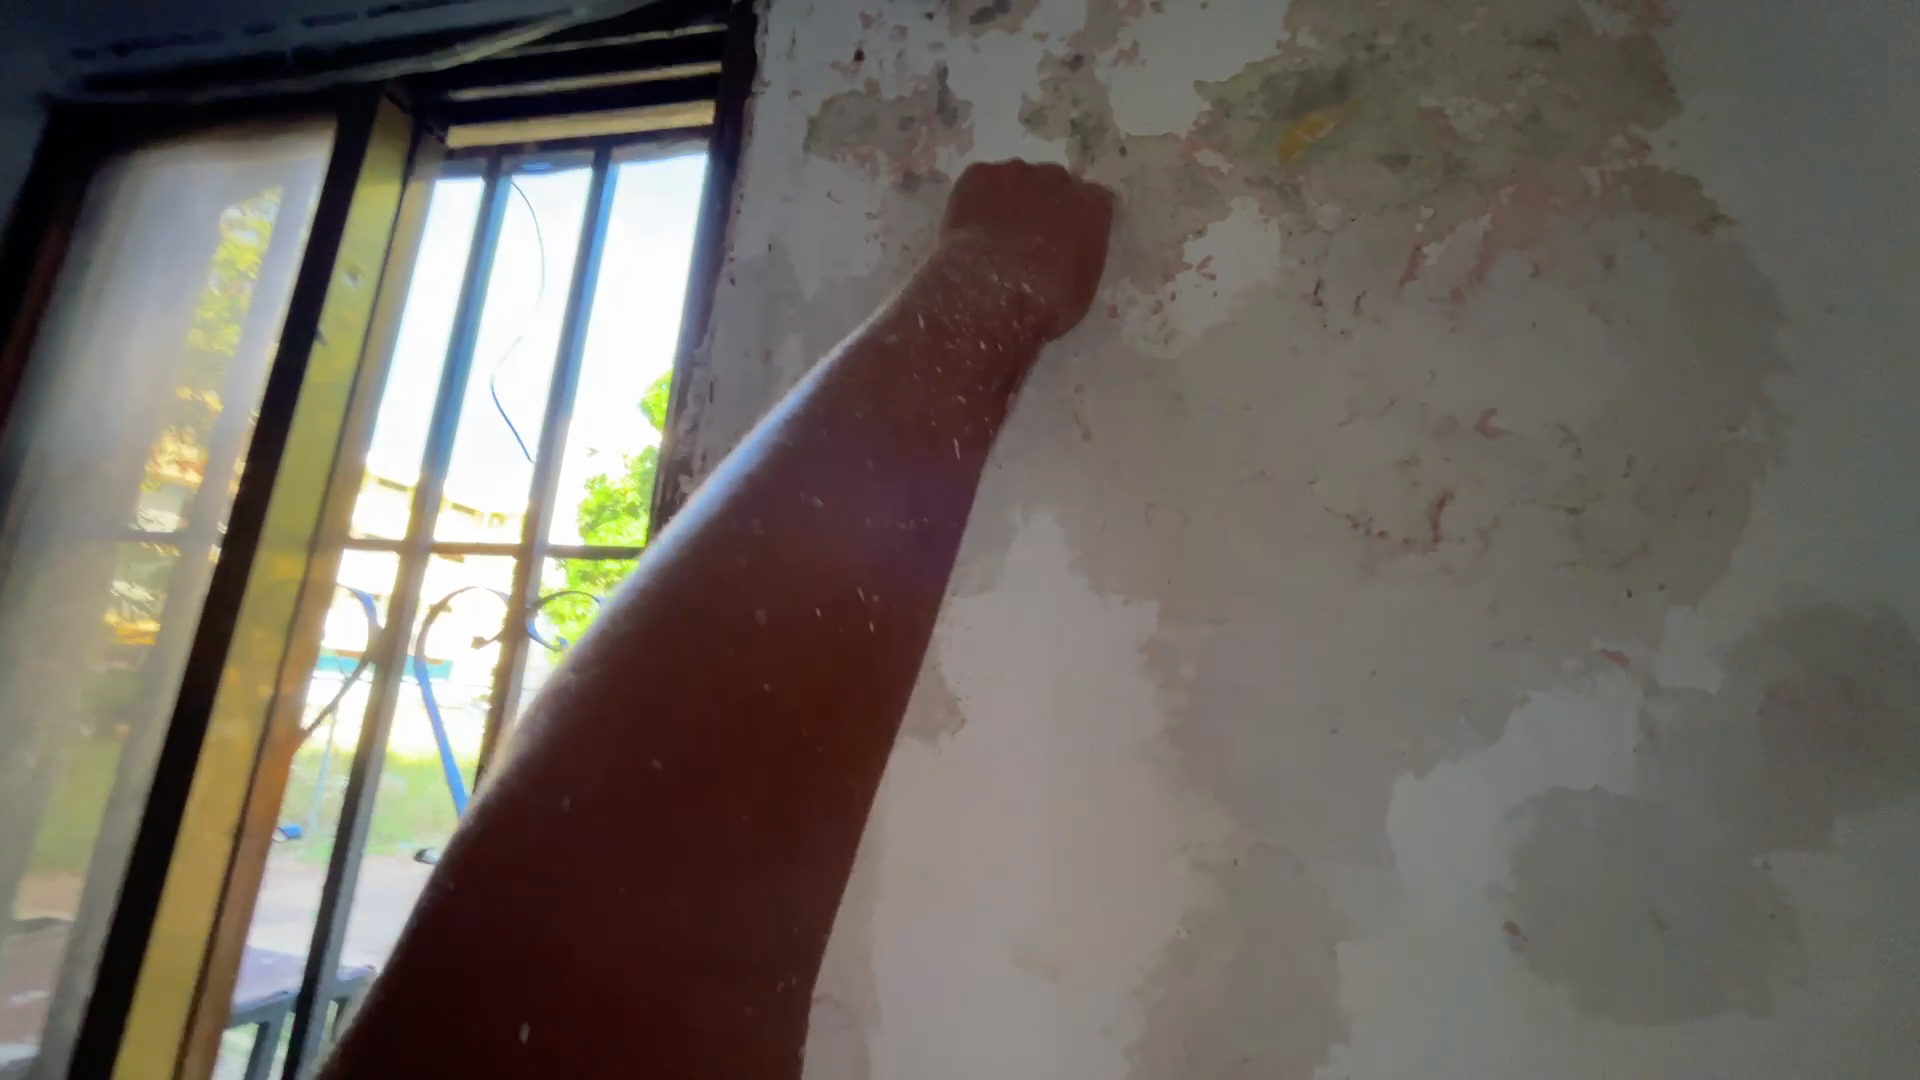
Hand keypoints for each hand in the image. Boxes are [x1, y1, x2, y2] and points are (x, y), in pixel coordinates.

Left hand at [938, 160, 1114, 341]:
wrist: (993, 297)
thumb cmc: (1046, 305)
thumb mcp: (1082, 289)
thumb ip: (1083, 256)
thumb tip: (1071, 250)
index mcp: (1092, 206)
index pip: (1093, 201)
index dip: (1076, 220)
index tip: (1065, 239)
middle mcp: (1058, 179)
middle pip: (1053, 185)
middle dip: (1043, 206)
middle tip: (1027, 238)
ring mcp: (1017, 173)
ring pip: (1016, 181)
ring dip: (1009, 201)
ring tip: (994, 235)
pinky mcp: (979, 176)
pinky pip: (981, 182)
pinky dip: (977, 200)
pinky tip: (970, 228)